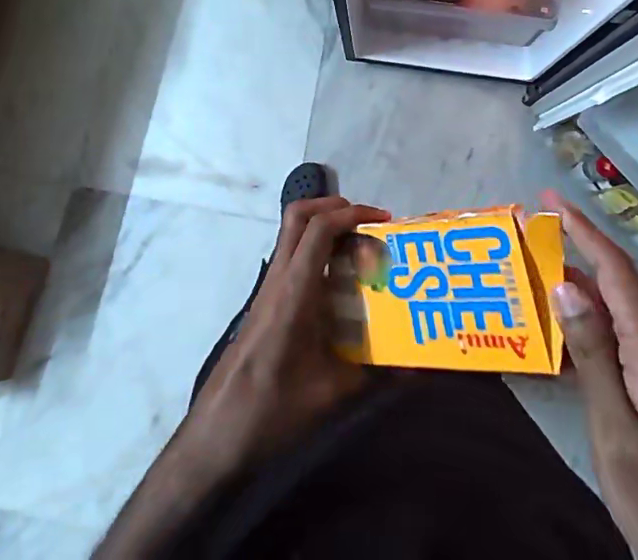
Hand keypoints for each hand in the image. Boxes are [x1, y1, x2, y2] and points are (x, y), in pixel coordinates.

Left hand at [180, 195, 390, 468]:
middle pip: (298, 216)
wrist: (220, 430)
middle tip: (371, 226)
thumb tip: (418, 366)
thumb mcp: (333, 394)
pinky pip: (290, 259)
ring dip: (324, 228)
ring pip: (291, 235)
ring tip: (361, 249)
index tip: (383, 222)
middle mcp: (278, 278)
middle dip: (335, 208)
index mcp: (294, 291)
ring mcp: (268, 288)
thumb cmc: (274, 409)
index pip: (319, 229)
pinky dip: (315, 252)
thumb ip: (377, 374)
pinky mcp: (265, 301)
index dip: (352, 214)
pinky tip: (340, 284)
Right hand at [556, 205, 637, 559]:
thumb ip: (593, 357)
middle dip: (568, 260)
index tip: (550, 200)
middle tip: (519, 245)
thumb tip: (564, 288)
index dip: (585, 232)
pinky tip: (559, 338)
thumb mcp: (617, 433)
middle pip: (615, 290)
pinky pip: (624, 344)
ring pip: (618, 318)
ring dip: (575, 298)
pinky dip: (589, 331)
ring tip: (527, 287)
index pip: (619, 275)